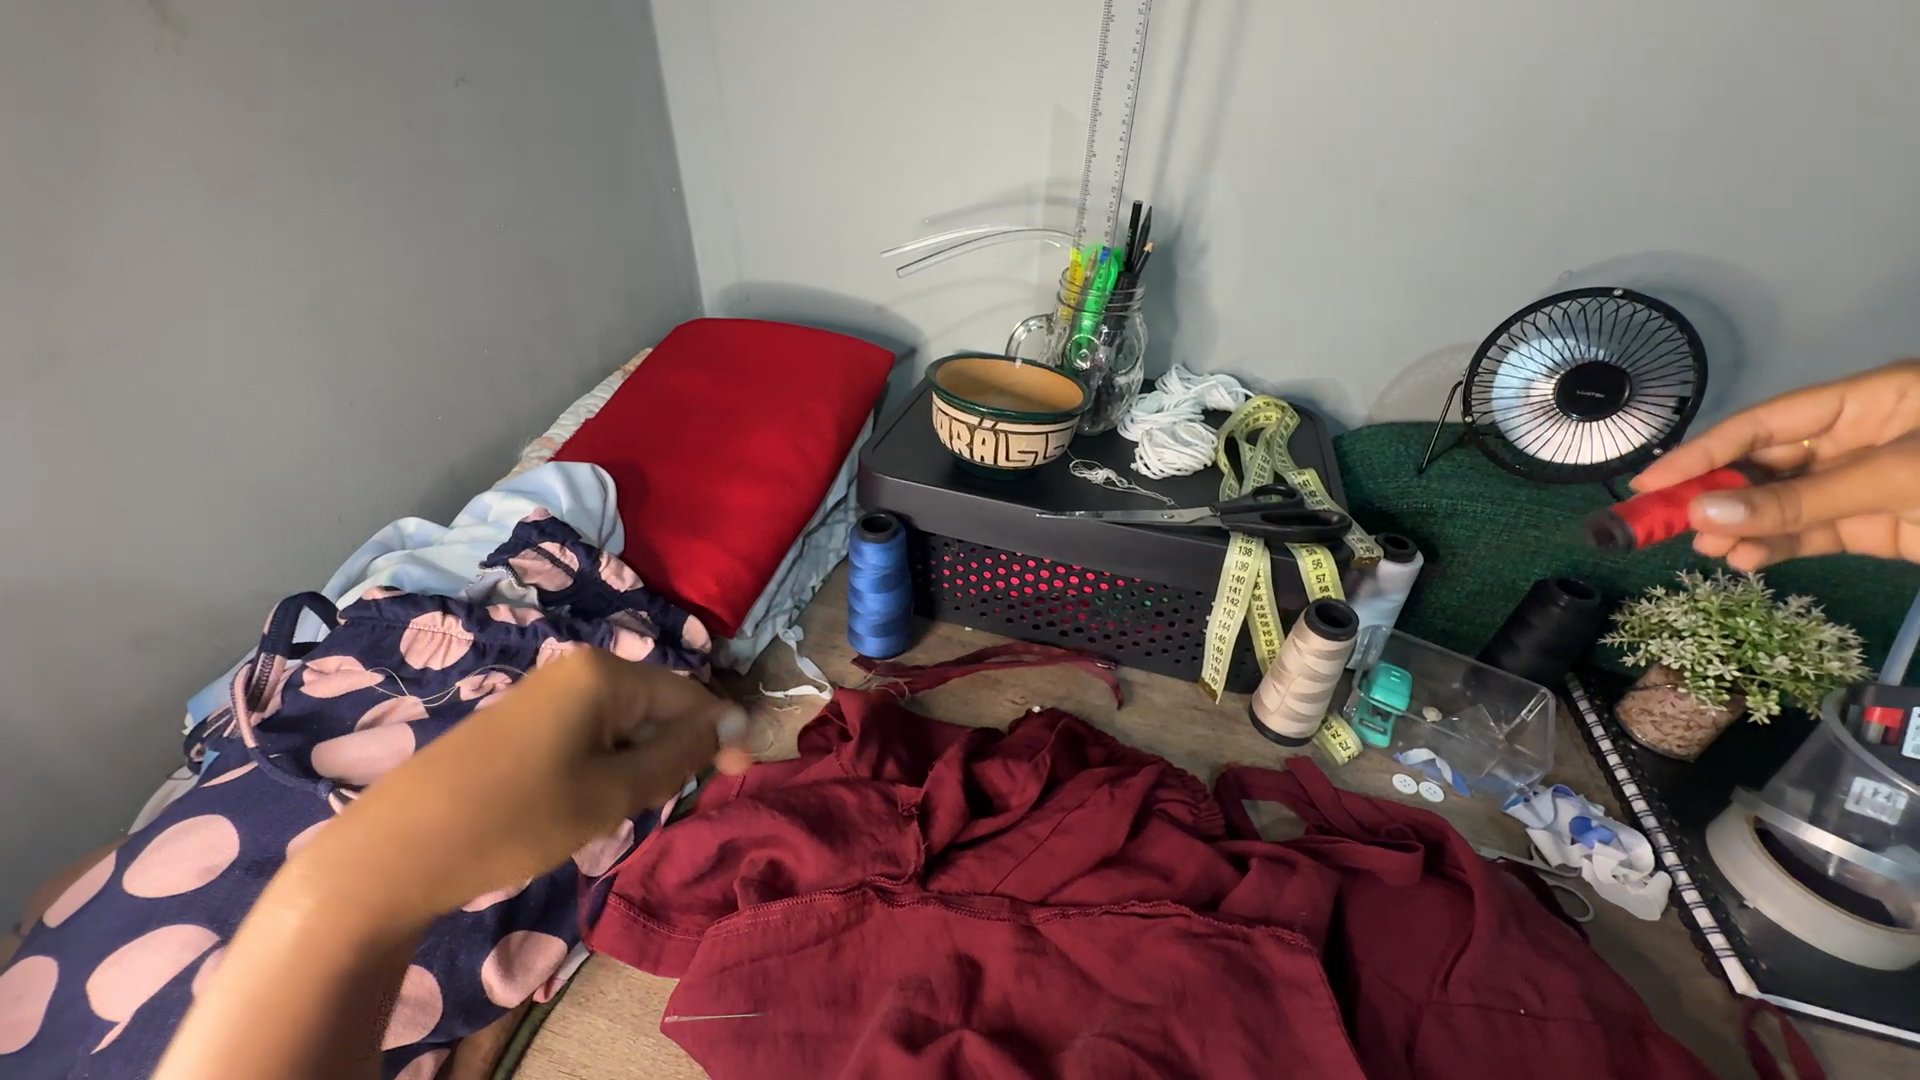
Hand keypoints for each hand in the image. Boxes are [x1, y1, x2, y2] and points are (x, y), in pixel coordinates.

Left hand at [290, 649, 749, 923]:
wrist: (391, 853)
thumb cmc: (515, 819)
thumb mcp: (613, 792)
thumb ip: (681, 753)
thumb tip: (734, 721)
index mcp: (605, 674)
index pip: (689, 695)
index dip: (720, 736)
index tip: (737, 778)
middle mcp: (580, 667)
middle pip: (658, 705)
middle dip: (675, 751)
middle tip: (668, 804)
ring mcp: (548, 691)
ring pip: (626, 722)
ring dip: (641, 762)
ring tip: (623, 808)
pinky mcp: (526, 718)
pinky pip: (592, 731)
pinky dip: (608, 763)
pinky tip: (588, 799)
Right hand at [1630, 360, 1919, 570]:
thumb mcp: (1898, 478)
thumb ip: (1801, 499)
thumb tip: (1703, 514)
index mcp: (1867, 404)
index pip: (1761, 425)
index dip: (1702, 453)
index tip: (1649, 483)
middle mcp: (1855, 441)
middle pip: (1760, 466)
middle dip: (1715, 497)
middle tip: (1670, 522)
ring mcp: (1860, 486)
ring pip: (1776, 506)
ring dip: (1737, 529)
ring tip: (1711, 549)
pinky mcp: (1870, 527)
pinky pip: (1805, 535)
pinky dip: (1770, 548)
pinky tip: (1745, 560)